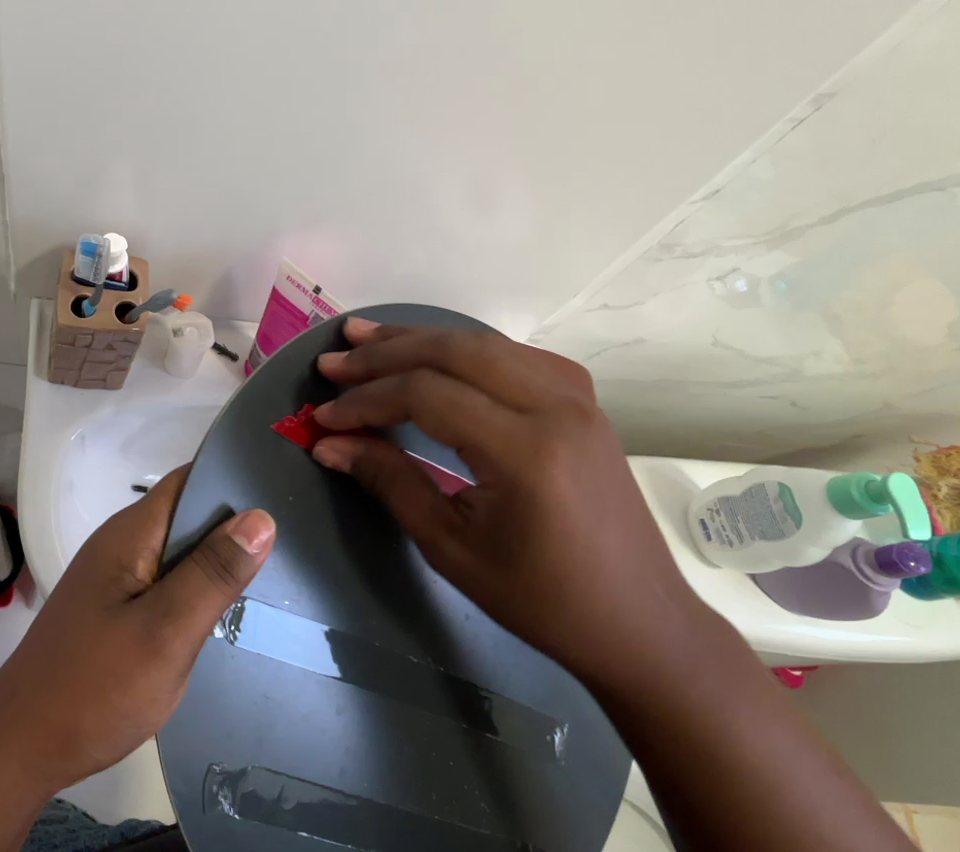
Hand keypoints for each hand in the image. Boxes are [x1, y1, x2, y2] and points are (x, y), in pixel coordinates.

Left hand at [0, 465, 274, 796]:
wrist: (22, 746)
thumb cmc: (96, 687)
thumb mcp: (166, 632)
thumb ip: (212, 574)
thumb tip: (261, 517)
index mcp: (129, 536)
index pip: (189, 482)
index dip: (233, 482)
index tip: (285, 495)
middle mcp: (119, 546)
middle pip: (185, 516)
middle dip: (233, 528)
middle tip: (293, 547)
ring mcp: (113, 580)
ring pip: (177, 554)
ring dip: (216, 564)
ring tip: (274, 578)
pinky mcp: (113, 612)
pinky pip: (164, 585)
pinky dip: (195, 592)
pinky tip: (224, 614)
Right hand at [308, 318, 712, 686]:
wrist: (636, 621)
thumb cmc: (539, 598)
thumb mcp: (450, 547)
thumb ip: (389, 481)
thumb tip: (328, 444)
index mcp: (525, 451)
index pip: (426, 395)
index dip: (366, 400)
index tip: (322, 418)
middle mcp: (556, 409)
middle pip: (454, 352)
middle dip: (384, 353)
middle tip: (332, 361)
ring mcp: (578, 400)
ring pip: (484, 344)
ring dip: (420, 340)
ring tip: (366, 339)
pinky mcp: (584, 404)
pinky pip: (514, 355)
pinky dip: (464, 349)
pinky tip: (435, 356)